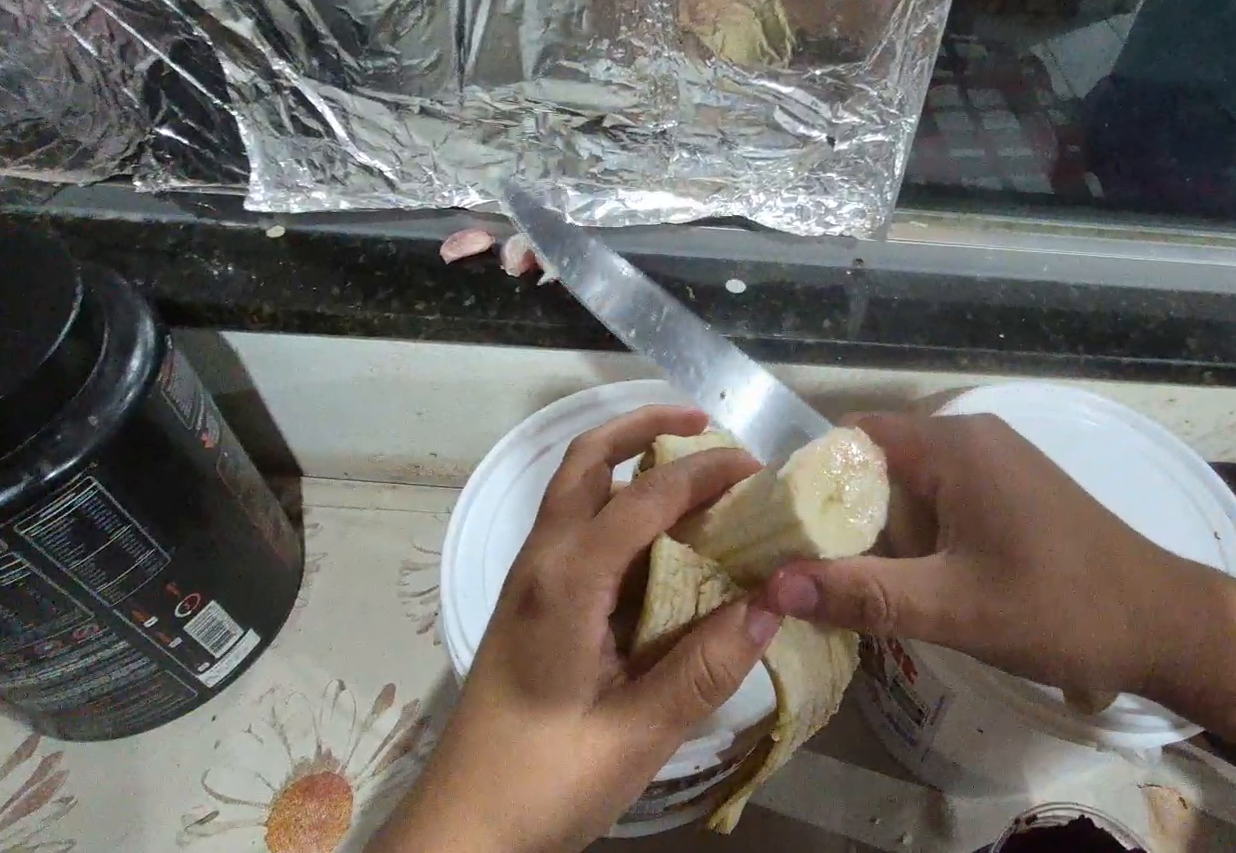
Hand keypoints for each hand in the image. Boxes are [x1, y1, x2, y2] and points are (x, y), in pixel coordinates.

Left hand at [369, 406, 781, 852]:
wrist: (460, 830)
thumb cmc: (542, 782)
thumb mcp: (636, 736)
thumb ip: (705, 666)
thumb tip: (775, 603)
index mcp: (565, 581)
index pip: (643, 498)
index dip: (705, 474)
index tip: (758, 470)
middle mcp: (542, 560)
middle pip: (587, 459)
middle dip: (645, 426)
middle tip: (706, 424)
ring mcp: (532, 575)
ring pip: (576, 483)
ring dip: (629, 455)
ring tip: (690, 462)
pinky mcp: (534, 596)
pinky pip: (578, 519)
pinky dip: (620, 497)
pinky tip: (661, 529)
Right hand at [761, 412, 1210, 701]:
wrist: (1167, 625)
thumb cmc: (1062, 608)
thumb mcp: (954, 608)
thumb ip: (863, 594)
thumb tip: (774, 587)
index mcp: (953, 445)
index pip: (854, 438)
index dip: (810, 479)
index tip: (782, 530)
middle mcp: (970, 436)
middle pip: (877, 459)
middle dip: (842, 510)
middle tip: (811, 566)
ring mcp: (994, 459)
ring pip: (908, 481)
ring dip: (880, 526)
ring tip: (854, 578)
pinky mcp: (1009, 486)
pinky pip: (940, 494)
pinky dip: (915, 529)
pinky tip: (913, 576)